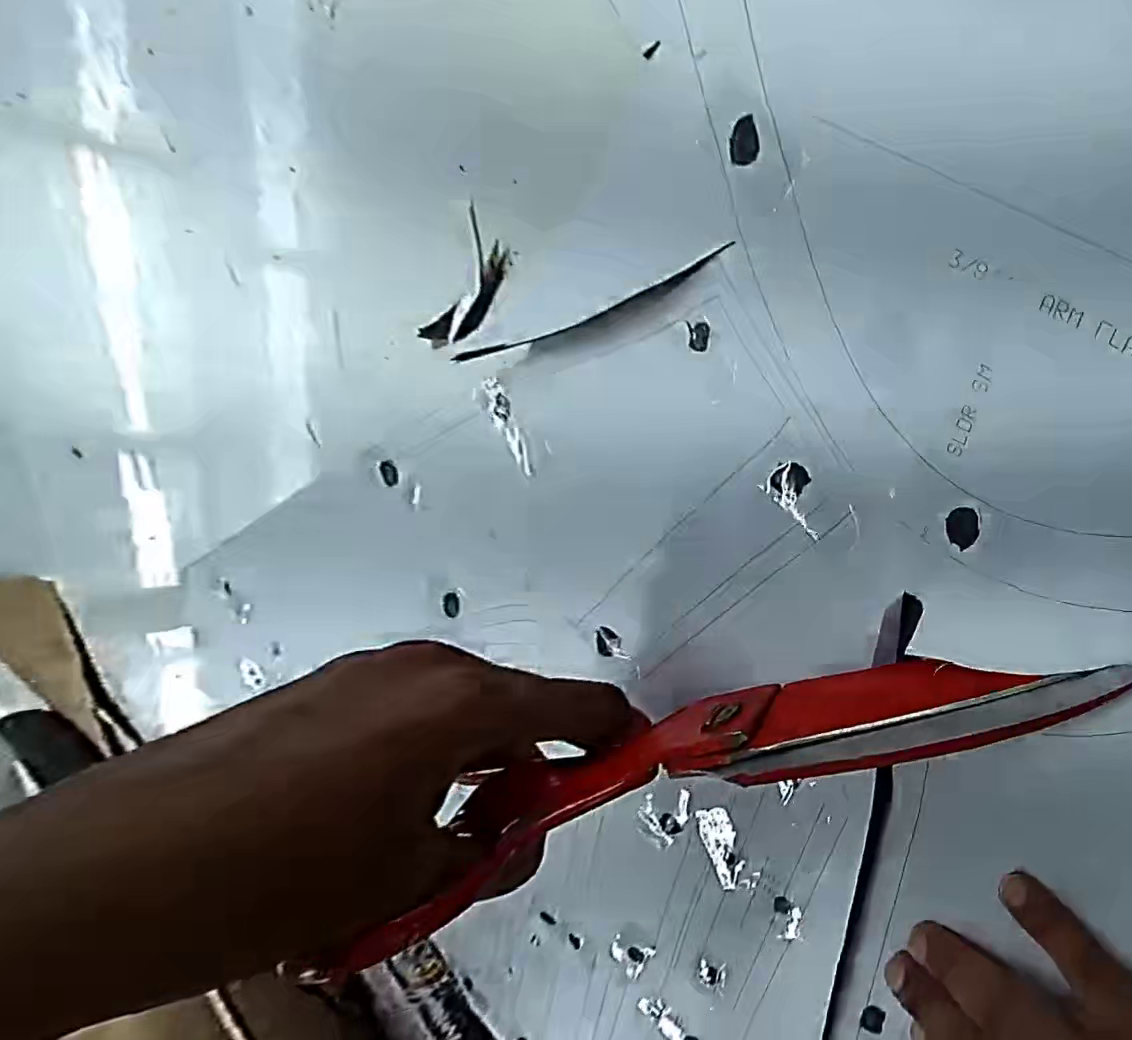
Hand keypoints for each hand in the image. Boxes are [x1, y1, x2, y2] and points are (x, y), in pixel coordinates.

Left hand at [0, 640, 640, 1039]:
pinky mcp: (324, 689)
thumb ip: (491, 852)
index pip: (585, 704)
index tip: (632, 756)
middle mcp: (426, 669)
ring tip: (445, 830)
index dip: (619, 735)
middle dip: (535, 764)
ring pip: (465, 711)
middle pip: (523, 707)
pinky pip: (412, 710)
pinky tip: (387, 812)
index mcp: (466, 701)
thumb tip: (517, 843)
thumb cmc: (245, 877)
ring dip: (478, 763)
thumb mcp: (409, 880)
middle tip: (524, 821)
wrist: (74, 889)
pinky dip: (427, 753)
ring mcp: (370, 673)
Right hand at [886, 872, 1131, 1039]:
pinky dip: (1046, 921)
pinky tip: (1014, 886)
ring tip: (931, 933)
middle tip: (907, 959)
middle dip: (937, 998)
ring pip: (1013, 1000)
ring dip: (966, 965)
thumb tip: (1014, 1039)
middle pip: (982, 1030)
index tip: (907, 1021)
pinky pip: (1085, 958)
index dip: (935, 1038)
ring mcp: (1097, 1038)